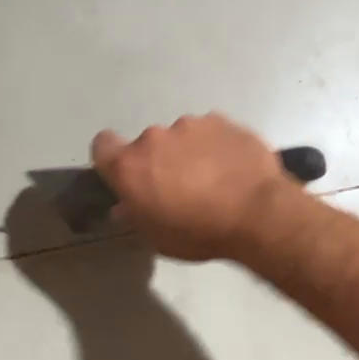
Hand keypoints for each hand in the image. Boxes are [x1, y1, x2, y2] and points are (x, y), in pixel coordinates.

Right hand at [91, 113, 297, 261]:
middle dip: (159, 162)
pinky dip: (216, 147)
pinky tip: (232, 169)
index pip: (102, 146)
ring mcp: (191, 124)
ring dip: (189, 153)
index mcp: (130, 166)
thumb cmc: (198, 233)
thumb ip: (135, 217)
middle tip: (179, 190)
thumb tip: (123, 207)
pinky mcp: (223, 120)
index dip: (111, 160)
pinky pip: (211, 133)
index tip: (127, 178)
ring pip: (181, 137)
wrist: (256, 213)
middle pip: (147, 145)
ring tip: (212, 181)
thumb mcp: (158, 239)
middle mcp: (155, 136)